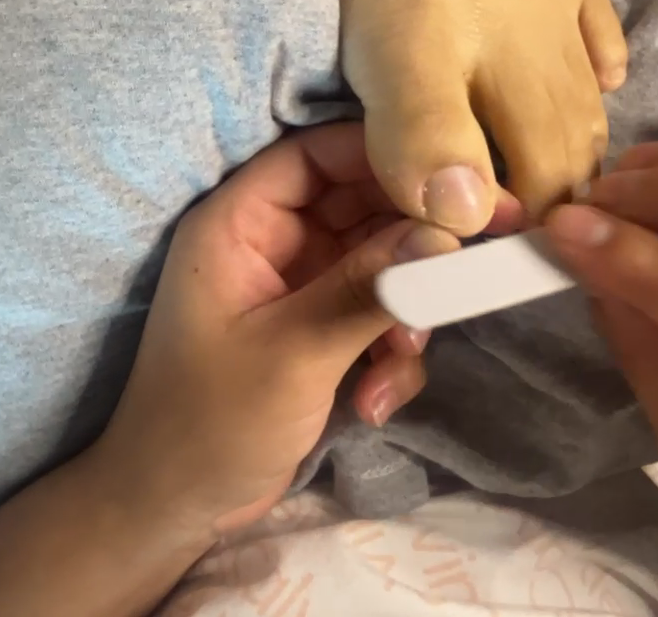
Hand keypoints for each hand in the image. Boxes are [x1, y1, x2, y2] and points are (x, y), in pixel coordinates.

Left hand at [89, 124, 483, 541]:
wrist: (178, 505)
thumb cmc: (212, 421)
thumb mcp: (293, 352)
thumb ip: (367, 290)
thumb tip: (443, 234)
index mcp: (237, 222)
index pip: (313, 155)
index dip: (381, 153)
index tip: (456, 177)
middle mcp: (270, 240)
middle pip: (358, 205)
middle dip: (414, 239)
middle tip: (479, 259)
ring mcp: (297, 284)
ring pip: (378, 262)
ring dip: (404, 310)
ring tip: (400, 355)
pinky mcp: (318, 326)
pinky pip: (374, 311)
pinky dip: (388, 349)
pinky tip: (373, 402)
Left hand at [336, 0, 625, 231]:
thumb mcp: (395, 49)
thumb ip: (428, 138)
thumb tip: (469, 225)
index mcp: (523, 90)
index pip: (541, 192)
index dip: (528, 237)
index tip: (509, 265)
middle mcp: (557, 51)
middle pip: (570, 146)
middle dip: (556, 196)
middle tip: (537, 228)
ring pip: (585, 90)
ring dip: (575, 137)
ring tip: (566, 174)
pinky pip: (592, 21)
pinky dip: (595, 59)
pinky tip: (598, 70)